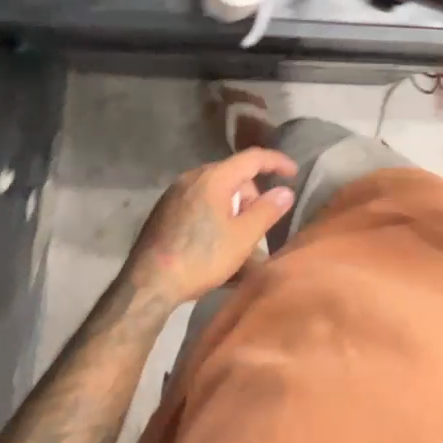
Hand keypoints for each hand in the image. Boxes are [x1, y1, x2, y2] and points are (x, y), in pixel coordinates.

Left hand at [126, 148, 297, 305]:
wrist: (148, 284)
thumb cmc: (201, 258)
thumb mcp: (242, 237)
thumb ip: (267, 210)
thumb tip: (285, 192)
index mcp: (214, 177)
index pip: (253, 157)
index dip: (277, 162)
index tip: (294, 173)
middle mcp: (193, 176)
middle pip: (233, 174)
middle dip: (252, 194)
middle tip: (259, 223)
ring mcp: (175, 192)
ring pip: (216, 188)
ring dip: (233, 205)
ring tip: (238, 237)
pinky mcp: (164, 209)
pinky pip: (199, 200)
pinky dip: (214, 211)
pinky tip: (214, 239)